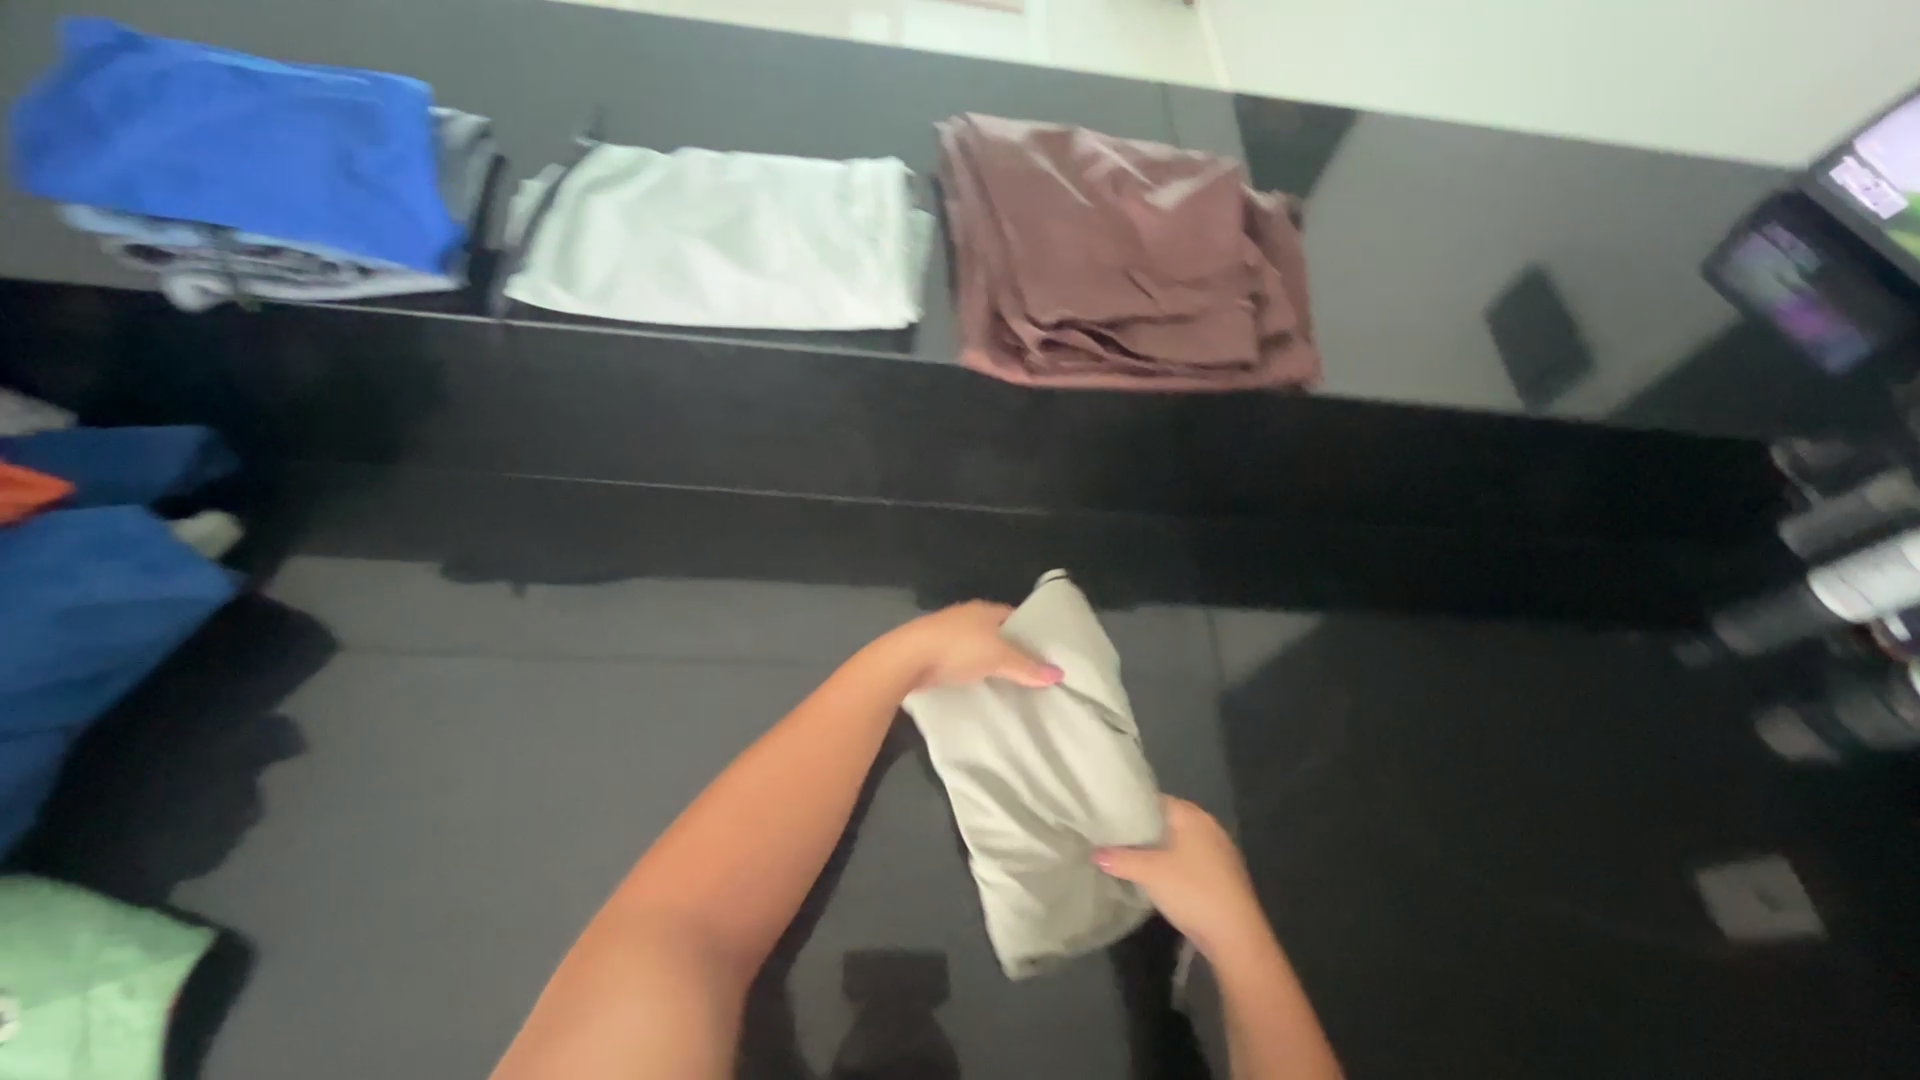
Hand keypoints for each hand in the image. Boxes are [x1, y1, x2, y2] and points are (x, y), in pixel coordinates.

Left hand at [885, 601, 1063, 689]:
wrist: (908, 657)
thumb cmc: (958, 648)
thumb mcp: (999, 657)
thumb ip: (1027, 667)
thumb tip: (1059, 674)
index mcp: (985, 610)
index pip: (1015, 616)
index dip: (1030, 631)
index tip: (1045, 651)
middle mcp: (967, 616)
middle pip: (996, 631)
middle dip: (1011, 647)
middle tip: (1032, 669)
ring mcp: (948, 632)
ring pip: (978, 645)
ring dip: (989, 659)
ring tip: (1009, 679)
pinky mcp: (934, 651)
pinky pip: (961, 658)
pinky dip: (972, 668)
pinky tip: (980, 683)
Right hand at [1094, 796, 1272, 957]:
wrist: (1236, 935)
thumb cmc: (1191, 891)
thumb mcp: (1149, 873)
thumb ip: (1119, 858)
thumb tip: (1094, 853)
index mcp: (1192, 815)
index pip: (1155, 800)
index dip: (1130, 807)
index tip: (1108, 818)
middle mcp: (1208, 825)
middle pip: (1167, 820)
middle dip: (1143, 829)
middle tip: (1114, 838)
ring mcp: (1220, 850)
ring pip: (1179, 840)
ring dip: (1159, 848)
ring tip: (1131, 857)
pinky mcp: (1224, 873)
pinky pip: (1191, 858)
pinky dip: (1173, 862)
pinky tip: (1159, 877)